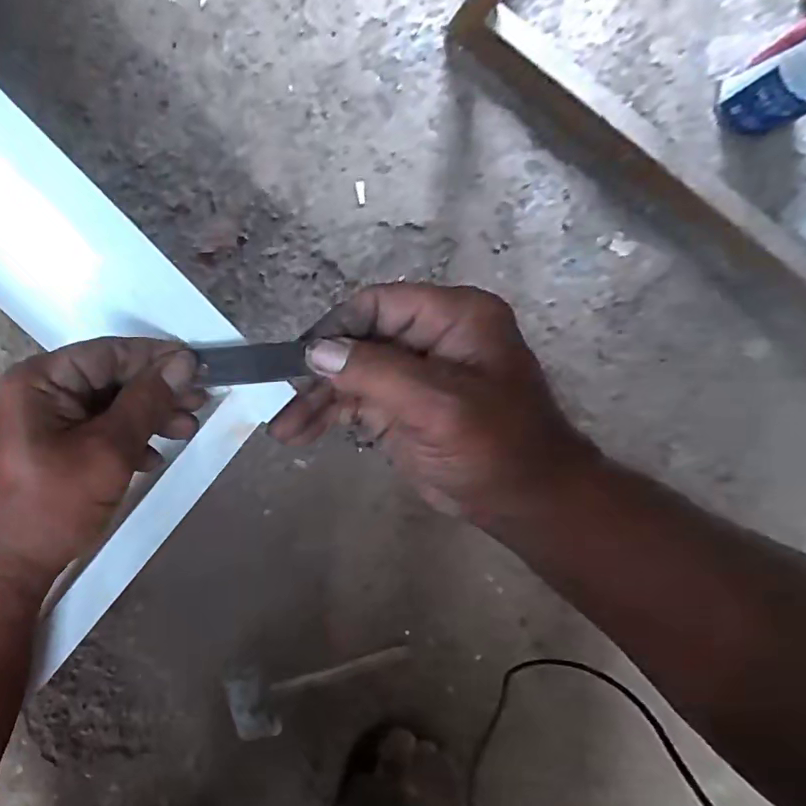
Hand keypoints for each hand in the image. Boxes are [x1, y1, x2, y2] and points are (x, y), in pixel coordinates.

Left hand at [0, 339, 203, 593]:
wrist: (9, 566)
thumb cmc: (53, 506)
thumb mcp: (106, 452)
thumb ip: (145, 403)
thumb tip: (182, 363)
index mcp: (36, 381)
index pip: (105, 353)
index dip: (155, 358)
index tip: (202, 368)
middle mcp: (34, 393)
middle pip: (105, 378)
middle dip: (154, 391)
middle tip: (200, 404)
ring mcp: (38, 423)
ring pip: (103, 406)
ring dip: (145, 418)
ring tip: (186, 431)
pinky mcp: (46, 450)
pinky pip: (92, 431)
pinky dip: (123, 440)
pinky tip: (152, 457)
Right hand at [267, 283, 598, 524]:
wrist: (521, 499)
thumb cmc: (494, 446)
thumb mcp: (436, 404)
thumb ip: (375, 372)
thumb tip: (315, 352)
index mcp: (451, 319)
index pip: (375, 306)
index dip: (333, 331)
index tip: (300, 365)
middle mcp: (426, 338)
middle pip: (351, 342)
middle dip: (315, 375)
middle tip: (283, 405)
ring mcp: (408, 373)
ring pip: (342, 374)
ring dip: (311, 402)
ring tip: (284, 431)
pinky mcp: (394, 405)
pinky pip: (348, 401)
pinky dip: (322, 417)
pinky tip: (298, 435)